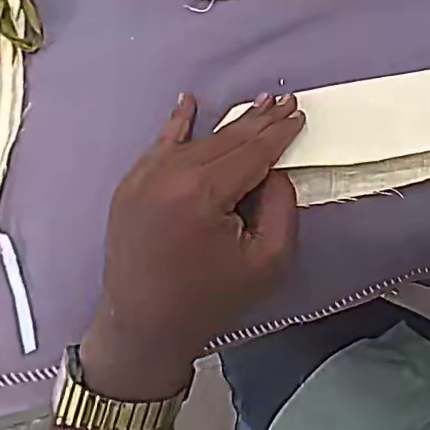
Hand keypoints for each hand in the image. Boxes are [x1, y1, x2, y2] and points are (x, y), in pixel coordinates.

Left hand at [80, 92, 303, 397]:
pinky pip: (160, 145)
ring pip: (198, 140)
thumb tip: (274, 170)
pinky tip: (189, 102)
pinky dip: (178, 123)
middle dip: (261, 120)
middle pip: (227, 140)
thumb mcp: (268, 260)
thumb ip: (280, 206)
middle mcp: (169, 175)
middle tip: (286, 100)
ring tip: (259, 103)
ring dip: (231, 122)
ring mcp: (143, 178)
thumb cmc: (211, 299)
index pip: (252, 152)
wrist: (143, 329)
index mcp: (202, 193)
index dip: (280, 133)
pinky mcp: (130, 187)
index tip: (300, 114)